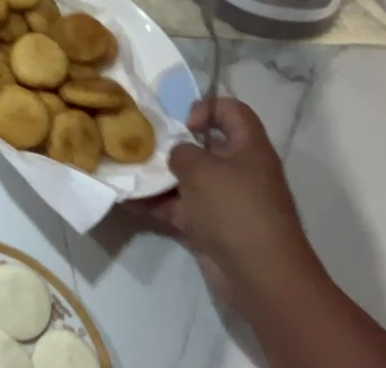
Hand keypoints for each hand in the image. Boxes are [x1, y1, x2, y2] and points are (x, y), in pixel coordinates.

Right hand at [142, 99, 323, 311]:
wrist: (260, 277)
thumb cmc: (235, 210)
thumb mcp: (200, 168)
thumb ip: (180, 151)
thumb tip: (175, 156)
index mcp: (249, 150)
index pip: (233, 111)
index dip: (208, 108)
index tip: (183, 124)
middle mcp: (239, 171)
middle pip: (204, 146)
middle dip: (171, 143)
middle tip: (142, 142)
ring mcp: (225, 201)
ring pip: (187, 178)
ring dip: (156, 175)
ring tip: (124, 167)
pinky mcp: (210, 226)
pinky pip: (178, 207)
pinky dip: (154, 203)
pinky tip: (126, 198)